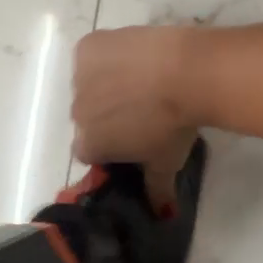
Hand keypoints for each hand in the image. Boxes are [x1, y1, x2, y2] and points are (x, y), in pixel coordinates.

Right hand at [71, 26, 200, 207]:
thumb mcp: (166, 162)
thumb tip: (163, 214)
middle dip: (105, 116)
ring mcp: (78, 79)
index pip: (90, 151)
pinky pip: (90, 56)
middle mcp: (76, 115)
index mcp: (89, 146)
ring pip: (87, 86)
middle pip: (86, 118)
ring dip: (105, 86)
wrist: (187, 74)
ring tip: (139, 81)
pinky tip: (130, 59)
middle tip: (140, 110)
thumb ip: (157, 190)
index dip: (110, 145)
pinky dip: (105, 58)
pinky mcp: (87, 49)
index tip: (132, 139)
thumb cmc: (174, 127)